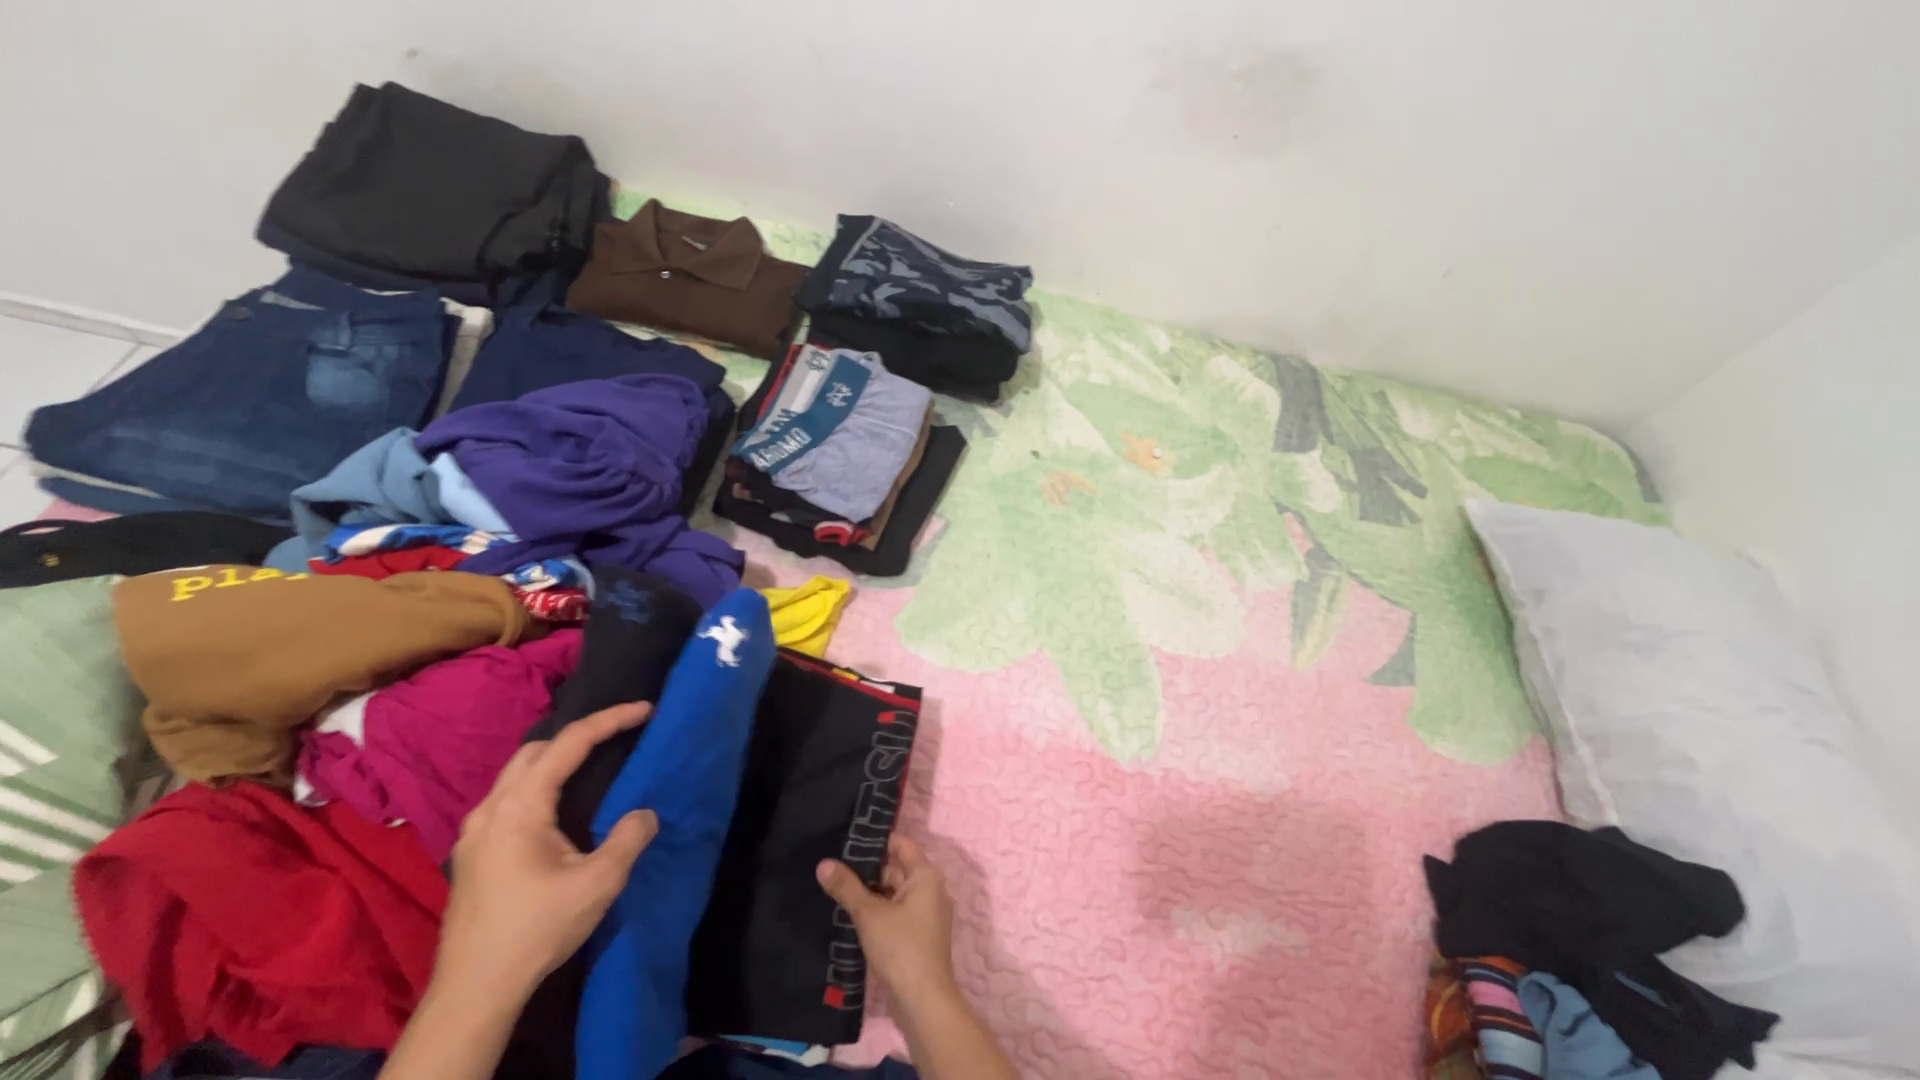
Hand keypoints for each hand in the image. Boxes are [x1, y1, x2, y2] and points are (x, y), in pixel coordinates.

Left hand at [440, 702, 658, 1001]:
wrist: (475, 988)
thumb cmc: (536, 930)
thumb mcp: (597, 884)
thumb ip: (628, 839)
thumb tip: (644, 814)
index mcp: (520, 807)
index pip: (568, 744)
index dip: (609, 721)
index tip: (644, 710)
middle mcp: (491, 808)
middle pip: (535, 750)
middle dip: (579, 735)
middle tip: (619, 737)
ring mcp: (475, 830)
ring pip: (517, 773)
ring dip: (555, 761)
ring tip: (594, 765)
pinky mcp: (472, 851)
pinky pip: (509, 797)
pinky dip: (539, 784)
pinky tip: (558, 808)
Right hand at [816, 835, 957, 1009]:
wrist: (923, 1001)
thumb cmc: (901, 947)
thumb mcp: (869, 913)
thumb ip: (846, 887)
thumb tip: (823, 863)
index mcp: (925, 876)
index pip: (901, 845)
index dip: (875, 841)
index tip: (846, 840)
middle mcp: (929, 889)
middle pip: (895, 868)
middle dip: (866, 869)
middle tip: (832, 864)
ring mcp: (925, 913)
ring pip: (892, 892)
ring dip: (868, 892)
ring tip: (834, 886)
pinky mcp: (917, 935)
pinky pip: (894, 911)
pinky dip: (876, 910)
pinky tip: (850, 913)